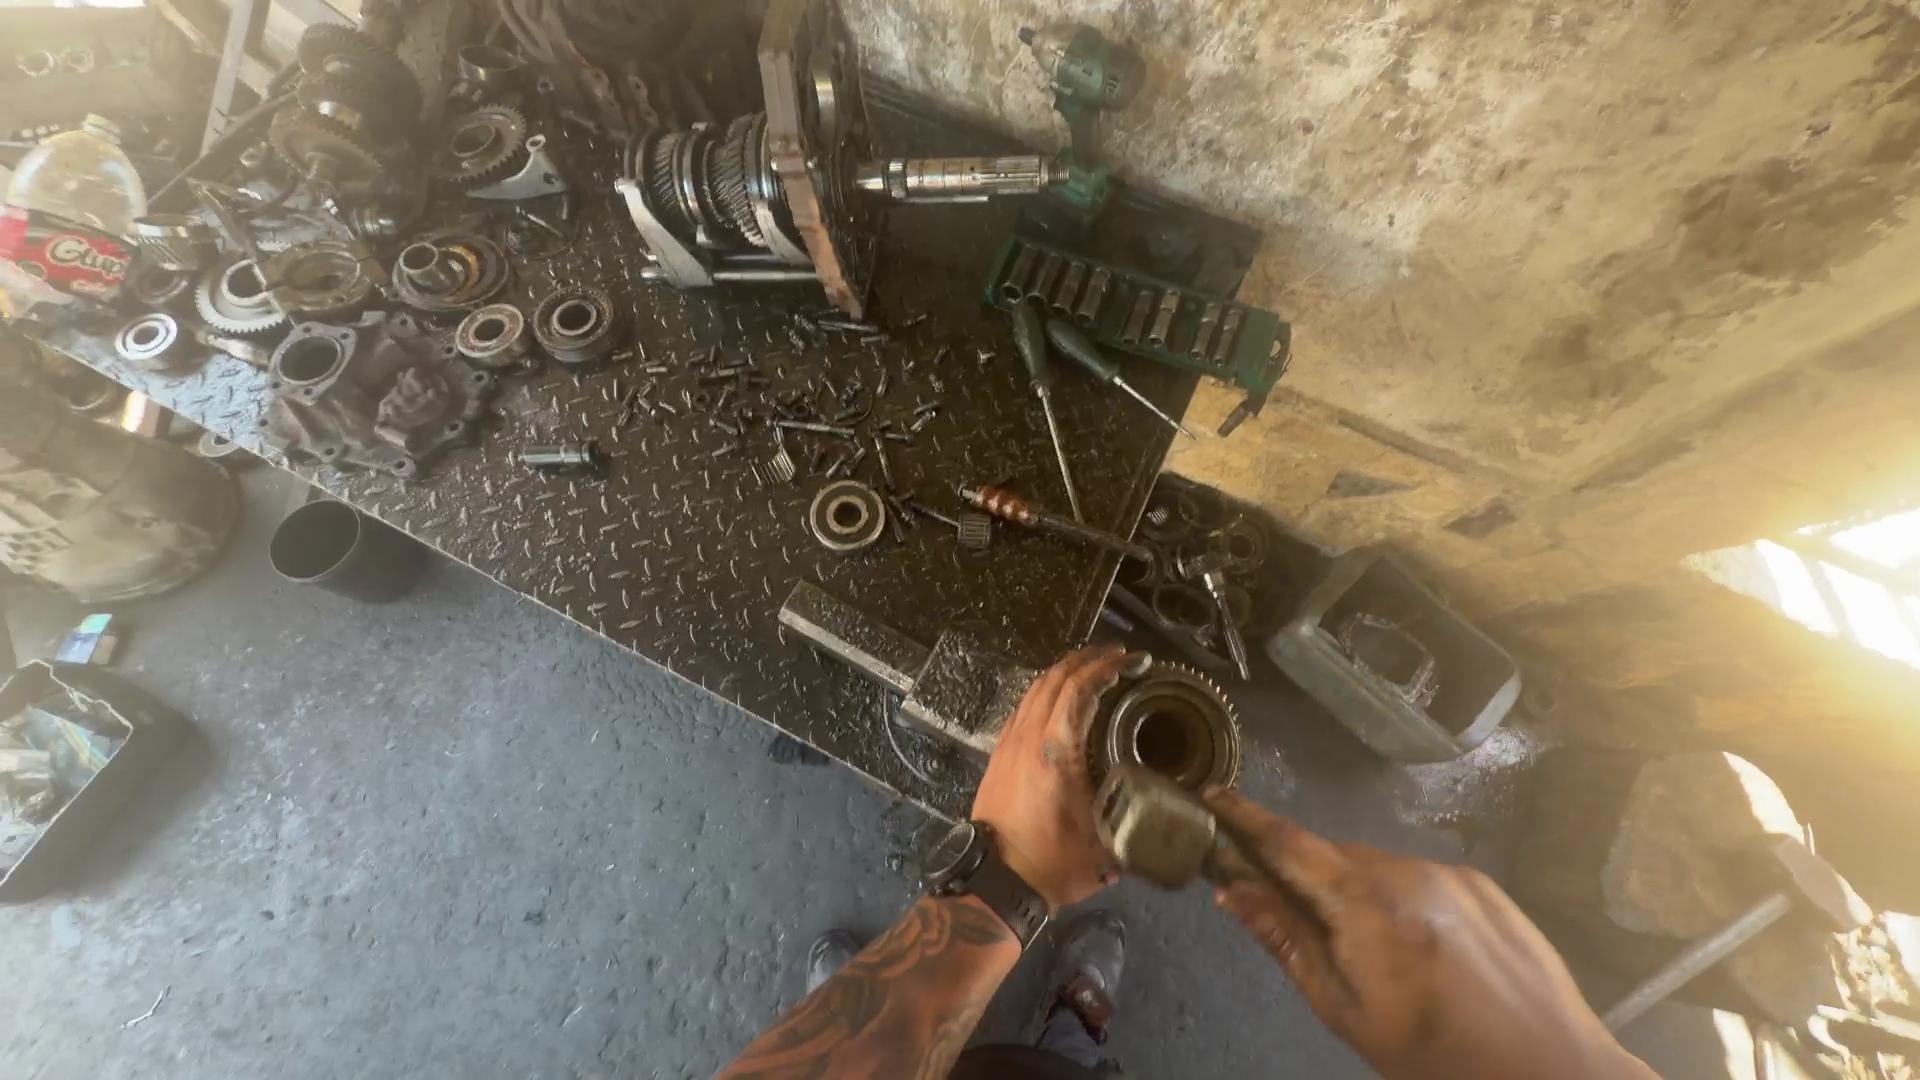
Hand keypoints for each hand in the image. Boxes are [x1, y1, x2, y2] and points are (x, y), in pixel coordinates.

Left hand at [972, 644, 1147, 910]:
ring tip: (1091, 668)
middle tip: (1116, 654)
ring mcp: (1010, 741)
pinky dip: (1047, 690)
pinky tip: (1060, 698)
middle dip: (1087, 659)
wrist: (995, 880)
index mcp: (1056, 749)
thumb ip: (1137, 823)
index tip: (1133, 659)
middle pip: (1055, 678)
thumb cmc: (1051, 862)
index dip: (1107, 667)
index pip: (1080, 689)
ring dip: (1064, 671)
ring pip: (1036, 688)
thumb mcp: (1106, 846)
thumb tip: (1166, 811)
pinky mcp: (1000, 752)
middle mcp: (1029, 735)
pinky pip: (1025, 705)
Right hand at [1206, 791, 1656, 1079]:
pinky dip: (1399, 897)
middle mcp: (1405, 871)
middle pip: (1331, 856)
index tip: (1211, 794)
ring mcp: (1448, 871)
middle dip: (1307, 877)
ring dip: (1356, 891)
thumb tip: (1231, 892)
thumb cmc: (1436, 1057)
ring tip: (1381, 951)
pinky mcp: (1480, 881)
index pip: (1289, 843)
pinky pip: (1416, 875)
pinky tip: (1425, 947)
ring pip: (1374, 865)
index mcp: (1366, 906)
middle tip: (1308, 923)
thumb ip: (1286, 941)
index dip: (1244, 816)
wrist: (1559, 1079)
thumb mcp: (1346, 1011)